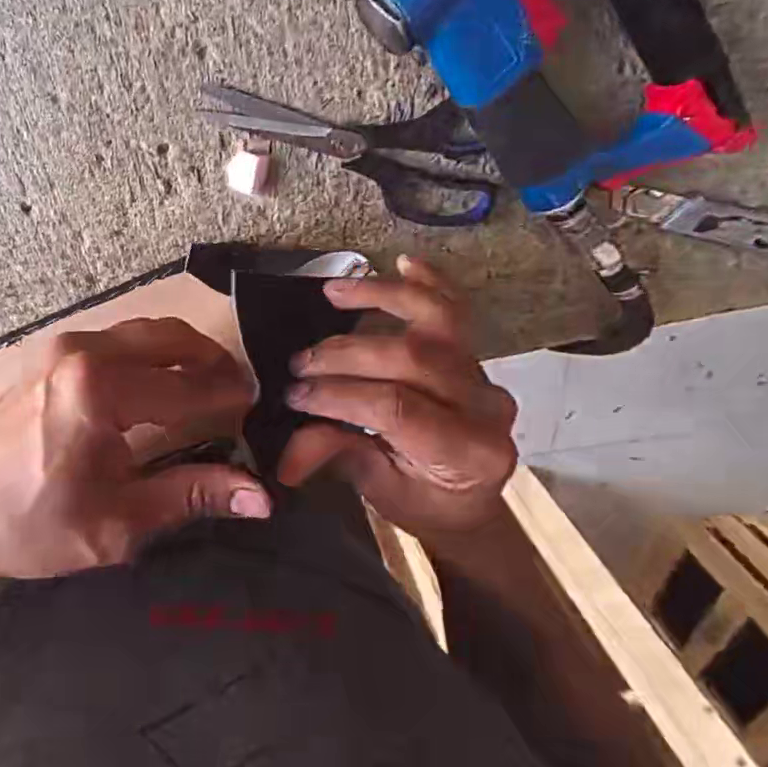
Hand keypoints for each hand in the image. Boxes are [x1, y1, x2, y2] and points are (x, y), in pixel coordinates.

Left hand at [0, 317, 271, 586]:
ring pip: (143, 331)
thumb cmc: (33, 525)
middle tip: (237, 386)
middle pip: (169, 338)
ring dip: (181, 350)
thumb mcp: (119, 522)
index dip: (226, 397)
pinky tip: (161, 379)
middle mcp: (83, 353)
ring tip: (206, 381)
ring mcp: (62, 347)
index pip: (186, 386)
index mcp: (99, 392)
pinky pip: (117, 337)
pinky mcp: (51, 353)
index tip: (255, 405)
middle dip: (210, 359)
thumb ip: (192, 495)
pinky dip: (150, 350)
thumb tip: (261, 496)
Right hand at [277, 255, 518, 537]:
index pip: (397, 408)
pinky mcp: (475, 357)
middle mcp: (484, 406)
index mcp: (466, 452)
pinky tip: (402, 262)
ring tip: (334, 291)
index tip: (296, 394)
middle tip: (300, 363)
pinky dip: (429, 282)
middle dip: (347, 355)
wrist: (469, 501)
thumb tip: (283, 454)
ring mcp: (484, 375)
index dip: (340, 395)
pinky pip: (455, 311)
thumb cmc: (425, 504)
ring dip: (383, 297)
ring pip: (438, 321)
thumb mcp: (381, 492)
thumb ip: (338, 456)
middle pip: (414, 358)